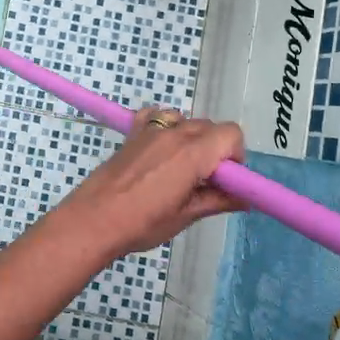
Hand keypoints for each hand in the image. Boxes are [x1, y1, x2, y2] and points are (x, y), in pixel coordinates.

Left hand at [57, 107, 248, 259]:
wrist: (94, 219)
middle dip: (216, 149)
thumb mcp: (185, 216)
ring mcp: (150, 130)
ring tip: (181, 167)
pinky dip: (165, 126)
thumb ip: (218, 201)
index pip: (231, 133)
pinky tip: (159, 149)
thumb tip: (245, 199)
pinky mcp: (132, 134)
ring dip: (191, 137)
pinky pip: (156, 116)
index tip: (227, 179)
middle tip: (206, 180)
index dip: (236, 155)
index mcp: (192, 153)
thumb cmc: (142, 223)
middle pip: (210, 126)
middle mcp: (173, 133)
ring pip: (184, 120)